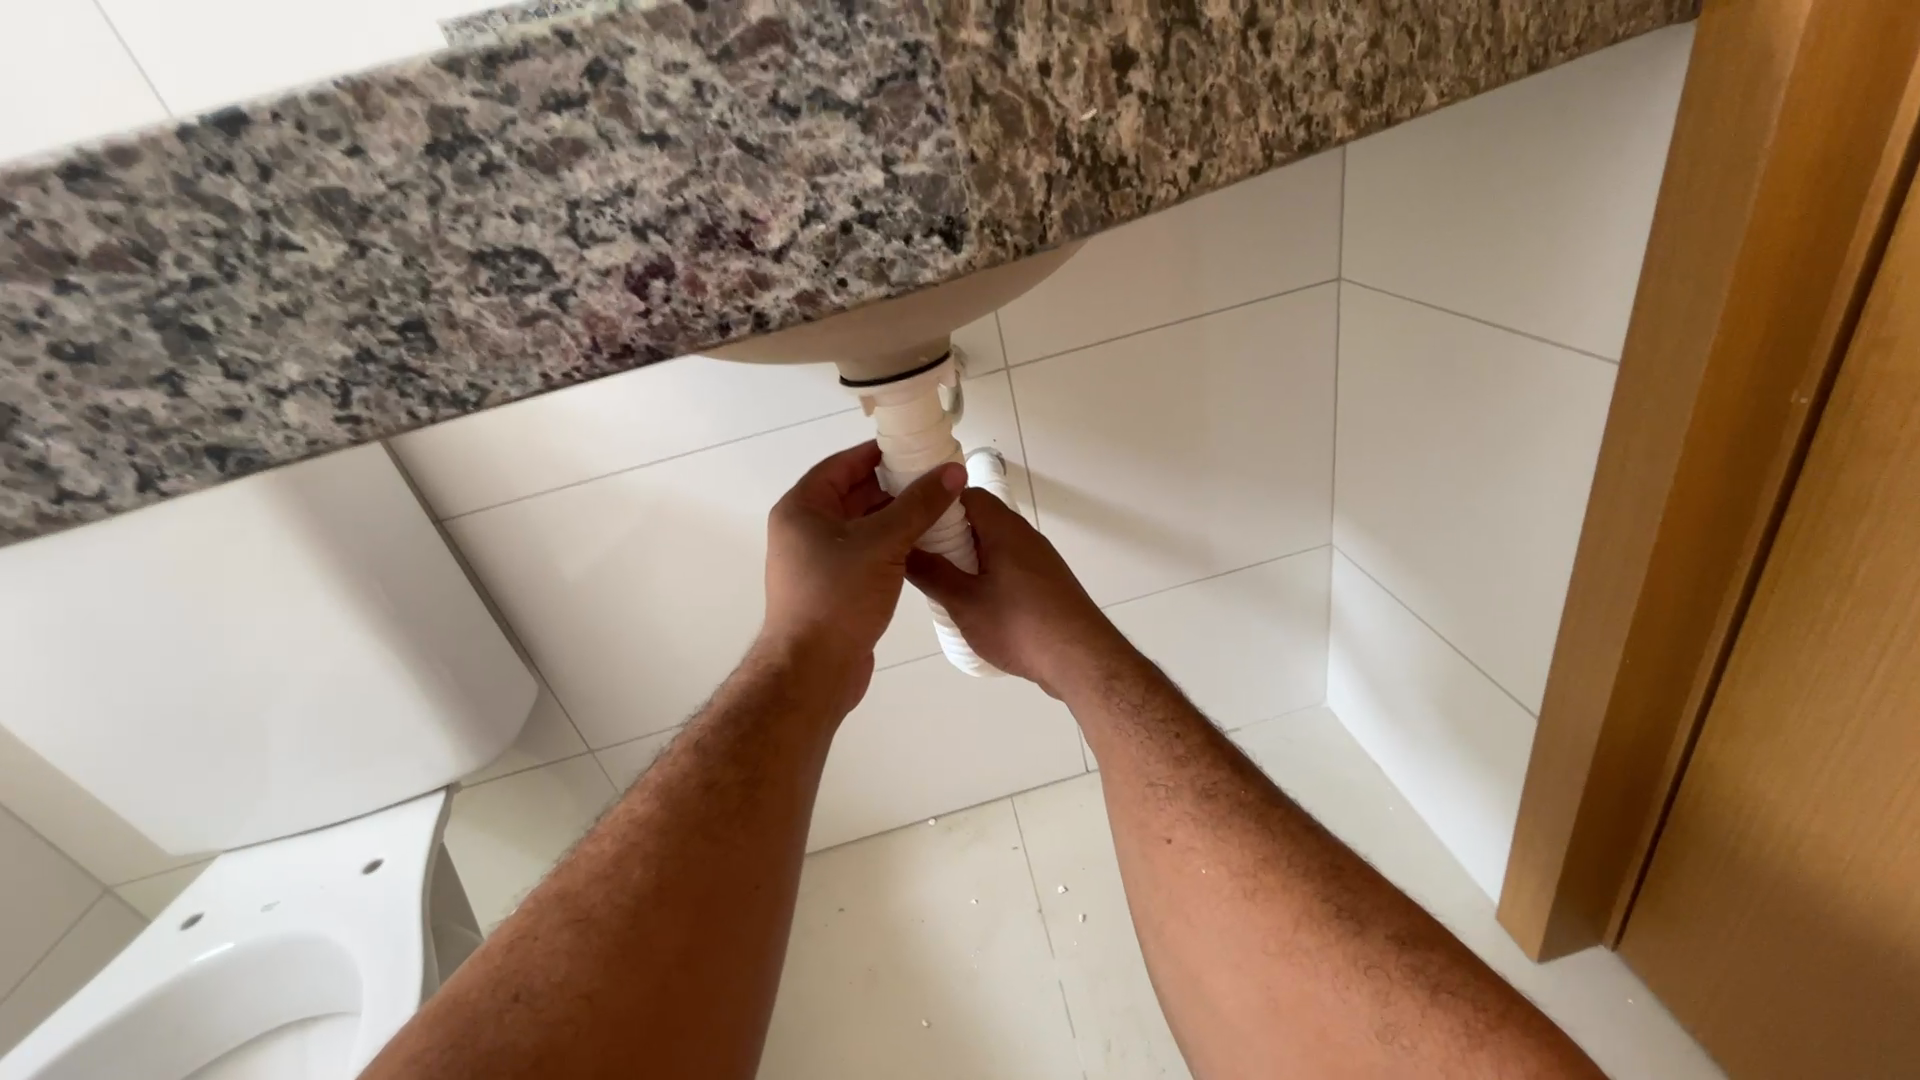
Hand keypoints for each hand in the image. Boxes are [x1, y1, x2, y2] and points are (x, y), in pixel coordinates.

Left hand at [760, 441, 964, 711]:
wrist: (813, 670)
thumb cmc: (838, 597)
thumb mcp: (883, 544)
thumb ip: (919, 505)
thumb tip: (952, 472)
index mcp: (801, 509)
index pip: (841, 465)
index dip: (877, 454)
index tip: (915, 448)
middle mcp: (804, 530)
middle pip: (853, 495)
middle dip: (893, 486)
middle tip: (935, 479)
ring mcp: (817, 561)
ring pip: (861, 527)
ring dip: (896, 517)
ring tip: (938, 509)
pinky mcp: (834, 588)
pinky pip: (865, 553)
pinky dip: (891, 545)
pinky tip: (924, 545)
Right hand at [906, 489, 1132, 697]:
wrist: (1080, 659)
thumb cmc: (1018, 624)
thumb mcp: (964, 602)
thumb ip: (931, 574)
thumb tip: (903, 551)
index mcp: (1004, 528)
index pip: (966, 493)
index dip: (936, 502)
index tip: (911, 521)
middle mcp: (1024, 536)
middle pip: (980, 519)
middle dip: (948, 535)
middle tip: (919, 556)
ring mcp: (1039, 560)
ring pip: (994, 545)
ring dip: (967, 558)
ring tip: (941, 582)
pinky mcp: (1046, 584)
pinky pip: (1008, 566)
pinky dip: (987, 575)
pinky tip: (974, 603)